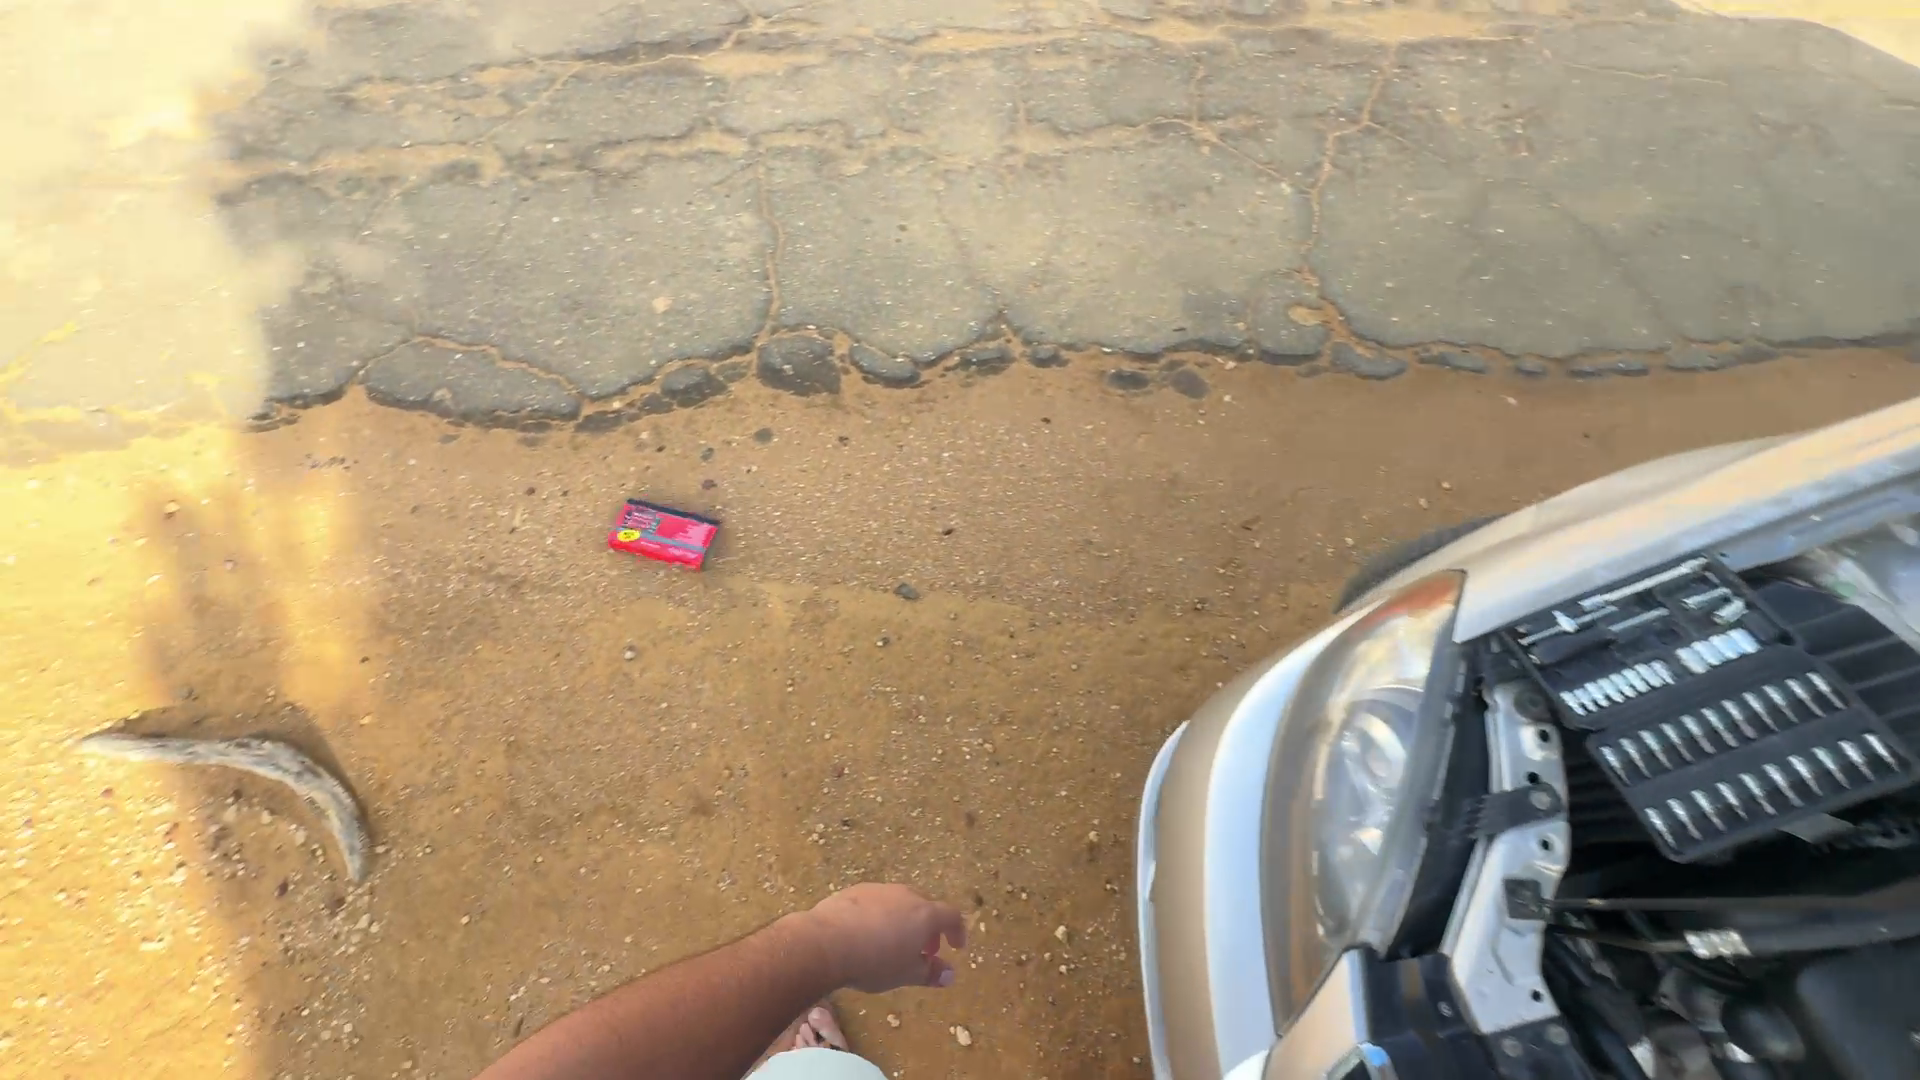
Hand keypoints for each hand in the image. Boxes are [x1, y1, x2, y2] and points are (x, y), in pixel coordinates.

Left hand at [796, 883, 967, 992]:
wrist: (828, 941)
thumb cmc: (875, 961)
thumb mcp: (906, 974)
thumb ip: (930, 973)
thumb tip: (950, 974)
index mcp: (924, 914)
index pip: (951, 915)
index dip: (957, 930)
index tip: (956, 946)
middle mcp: (906, 895)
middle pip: (926, 906)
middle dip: (929, 928)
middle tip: (923, 950)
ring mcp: (881, 889)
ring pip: (901, 902)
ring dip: (905, 920)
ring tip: (894, 943)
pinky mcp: (857, 890)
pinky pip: (878, 901)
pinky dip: (882, 915)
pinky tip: (868, 933)